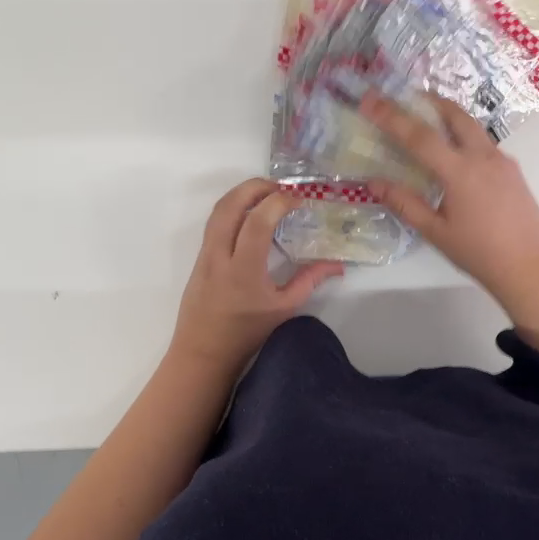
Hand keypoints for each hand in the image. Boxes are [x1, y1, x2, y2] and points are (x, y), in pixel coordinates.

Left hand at [171, 179, 341, 370]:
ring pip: (218, 210)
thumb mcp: (284, 309)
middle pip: (231, 205)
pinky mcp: (199, 258)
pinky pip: (214, 223)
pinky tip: (250, 216)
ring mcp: (205, 255)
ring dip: (241, 194)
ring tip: (266, 195)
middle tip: (281, 188)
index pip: (258, 221)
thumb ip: (310, 281)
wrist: (204, 352)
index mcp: (243, 270)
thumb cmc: (246, 334)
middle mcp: (220, 256)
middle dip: (256, 187)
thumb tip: (338, 264)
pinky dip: (232, 210)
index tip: (299, 200)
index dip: (280, 202)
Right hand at [360, 93, 538, 304]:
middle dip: (430, 101)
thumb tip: (374, 183)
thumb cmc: (479, 253)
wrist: (530, 267)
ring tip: (430, 120)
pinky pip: (485, 144)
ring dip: (450, 117)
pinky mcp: (513, 172)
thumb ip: (405, 204)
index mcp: (460, 172)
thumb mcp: (436, 232)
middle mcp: (483, 157)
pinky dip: (465, 138)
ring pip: (473, 127)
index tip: (370, 101)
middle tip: (408, 96)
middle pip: (455, 115)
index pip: (419, 136)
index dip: (391, 116)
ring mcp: (503, 162)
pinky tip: (456, 155)